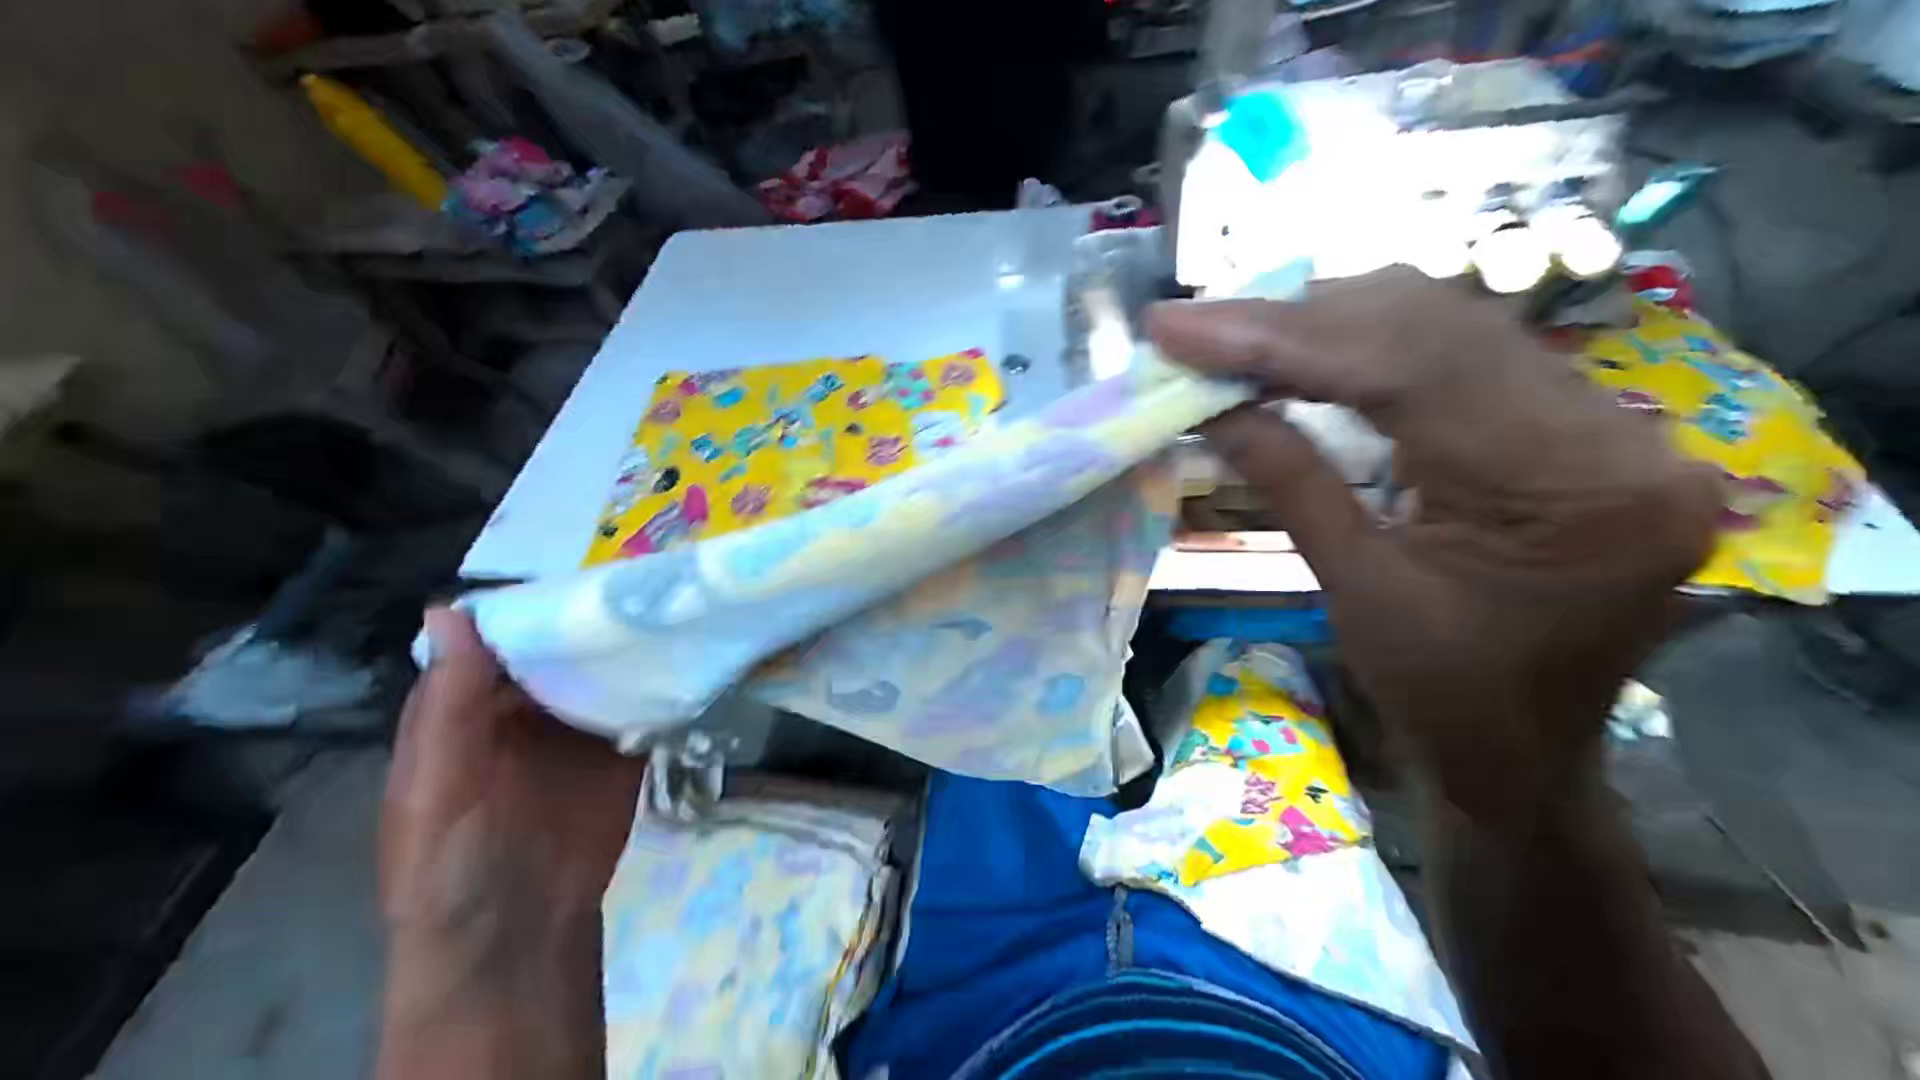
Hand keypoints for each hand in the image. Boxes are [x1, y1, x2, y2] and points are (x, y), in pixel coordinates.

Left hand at [378, 607, 644, 1079]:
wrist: (521, 935)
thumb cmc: (453, 865)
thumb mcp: (438, 785)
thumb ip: (449, 704)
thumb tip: (449, 608)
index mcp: (470, 704)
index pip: (502, 635)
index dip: (536, 601)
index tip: (584, 567)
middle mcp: (527, 703)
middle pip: (564, 643)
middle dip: (599, 613)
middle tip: (652, 575)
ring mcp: (578, 724)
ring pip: (607, 667)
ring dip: (637, 641)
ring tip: (682, 602)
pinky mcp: (622, 747)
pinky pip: (645, 703)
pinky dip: (666, 680)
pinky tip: (697, 652)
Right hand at [1149, 273, 1720, 818]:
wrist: (1520, 751)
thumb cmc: (1438, 694)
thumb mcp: (1353, 590)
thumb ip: (1290, 480)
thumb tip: (1209, 405)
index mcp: (1572, 492)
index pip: (1412, 370)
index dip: (1282, 337)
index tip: (1182, 325)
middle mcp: (1614, 434)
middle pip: (1435, 327)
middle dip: (1296, 319)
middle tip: (1194, 323)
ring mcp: (1605, 422)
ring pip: (1445, 324)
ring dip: (1324, 322)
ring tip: (1232, 332)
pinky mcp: (1570, 424)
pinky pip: (1456, 354)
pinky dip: (1362, 345)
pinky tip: (1297, 348)